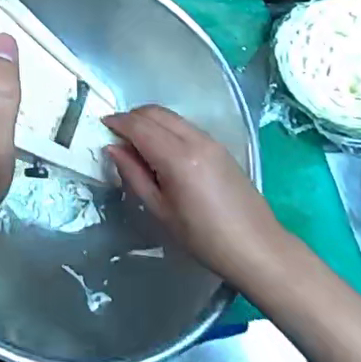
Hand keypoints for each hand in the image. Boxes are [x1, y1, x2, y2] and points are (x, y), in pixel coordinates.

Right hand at [103, 105, 293, 287]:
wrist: (258, 249)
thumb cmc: (204, 238)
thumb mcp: (160, 210)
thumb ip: (133, 174)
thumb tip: (113, 148)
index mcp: (177, 158)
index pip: (139, 126)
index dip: (117, 122)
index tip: (102, 125)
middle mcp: (194, 140)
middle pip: (155, 113)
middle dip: (131, 117)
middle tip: (116, 134)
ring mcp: (210, 141)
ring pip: (171, 116)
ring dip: (149, 120)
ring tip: (136, 142)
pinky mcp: (220, 147)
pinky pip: (184, 126)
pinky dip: (166, 127)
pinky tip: (160, 148)